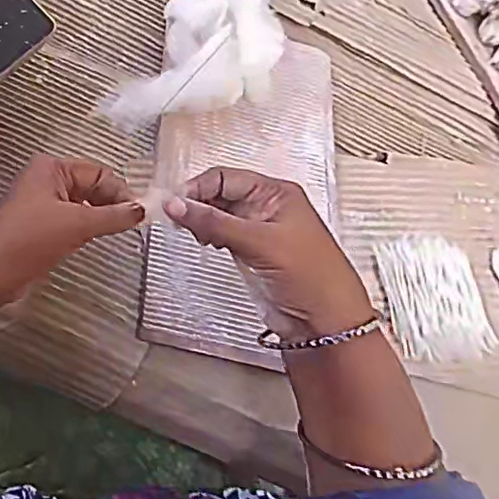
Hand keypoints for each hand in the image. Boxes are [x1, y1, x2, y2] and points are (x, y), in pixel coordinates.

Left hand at [0, 156, 143, 299]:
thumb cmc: (29, 240)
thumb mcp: (77, 224)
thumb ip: (113, 215)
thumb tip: (141, 210)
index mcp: (51, 168)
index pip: (99, 172)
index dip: (120, 192)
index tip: (141, 214)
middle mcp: (46, 181)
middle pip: (92, 187)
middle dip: (112, 204)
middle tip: (133, 225)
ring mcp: (43, 204)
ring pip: (83, 206)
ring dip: (100, 218)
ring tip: (118, 233)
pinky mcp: (41, 227)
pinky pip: (72, 222)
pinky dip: (86, 229)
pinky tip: (95, 240)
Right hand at [162, 167, 371, 332]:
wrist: (323, 321)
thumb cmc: (312, 277)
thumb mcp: (258, 242)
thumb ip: (213, 222)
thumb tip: (177, 204)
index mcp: (275, 193)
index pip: (224, 177)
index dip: (197, 188)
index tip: (175, 203)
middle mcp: (265, 207)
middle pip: (217, 193)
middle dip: (195, 204)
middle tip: (176, 217)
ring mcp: (256, 229)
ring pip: (215, 213)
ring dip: (199, 220)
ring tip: (191, 231)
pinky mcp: (248, 249)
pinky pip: (218, 232)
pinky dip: (205, 235)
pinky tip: (203, 241)